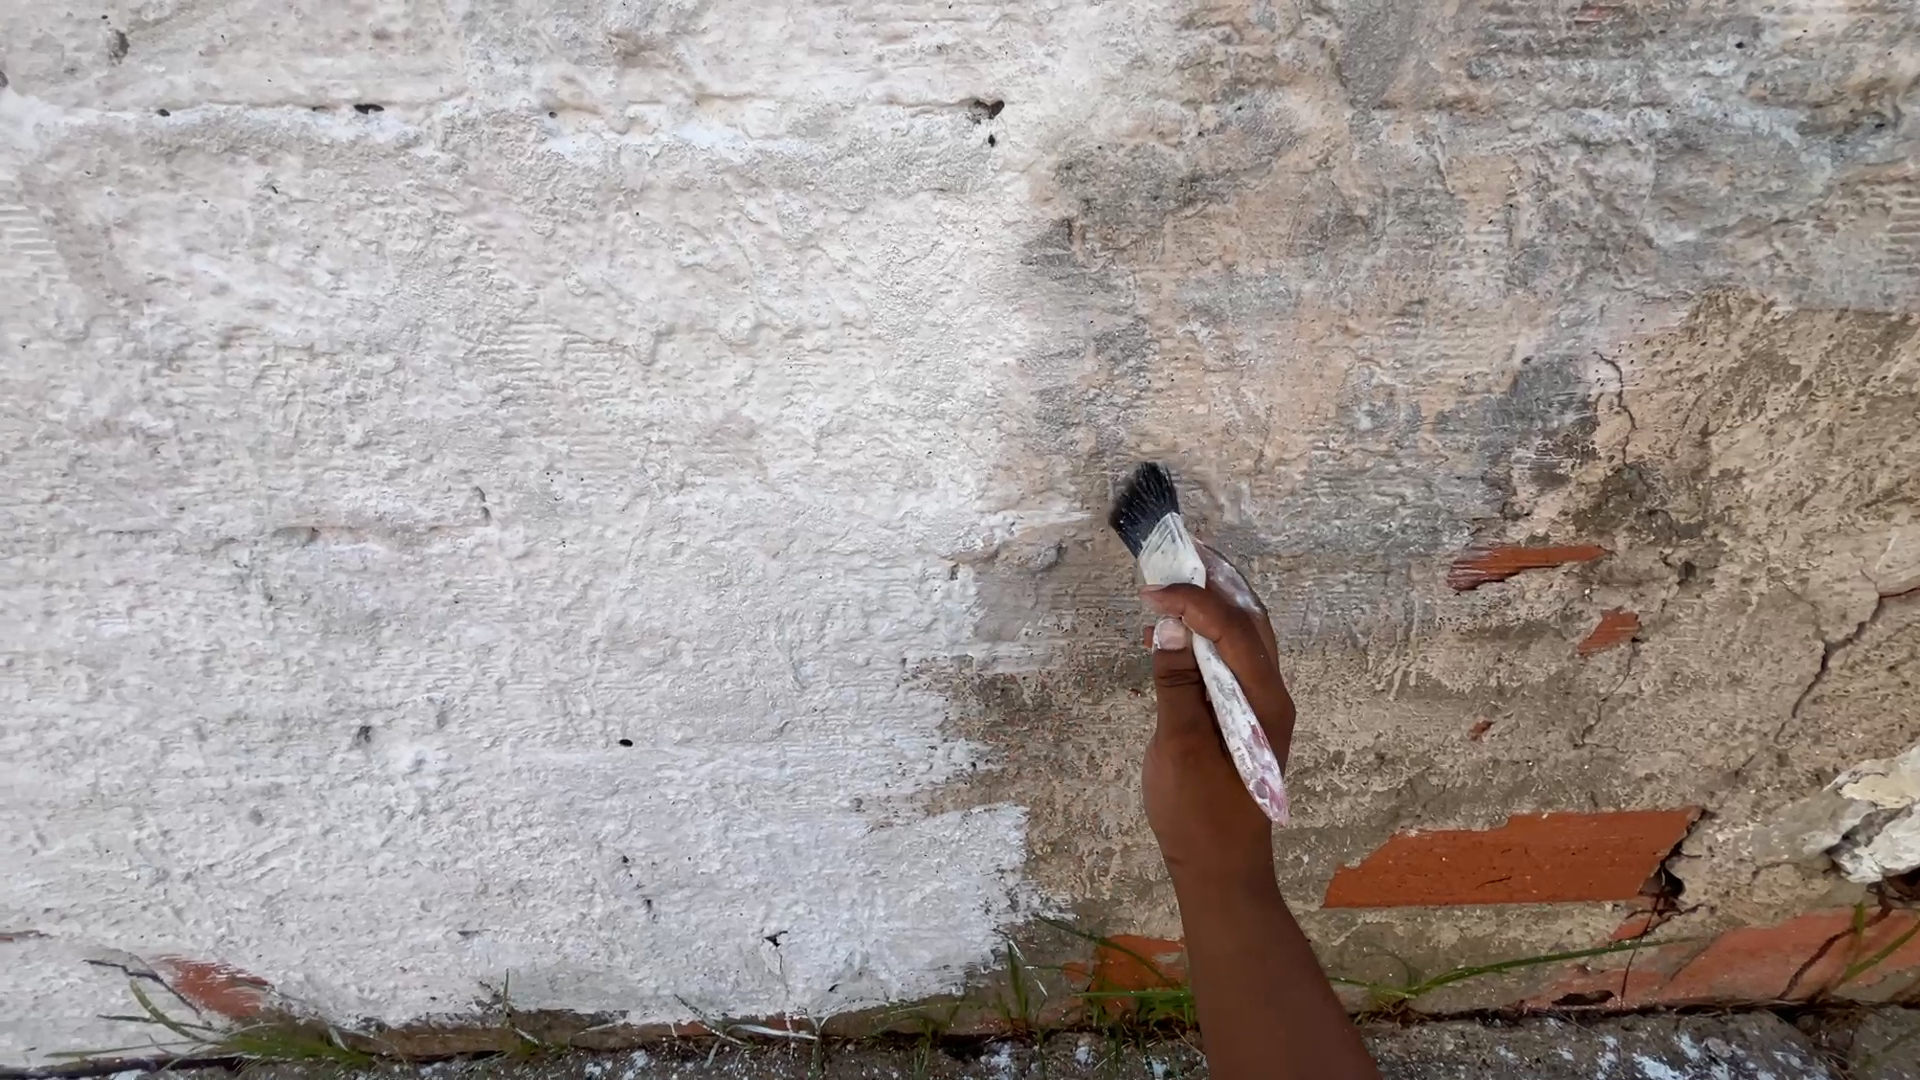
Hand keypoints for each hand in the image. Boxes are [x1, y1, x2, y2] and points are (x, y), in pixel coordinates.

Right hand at [1138, 545, 1295, 887]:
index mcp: (1264, 703)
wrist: (1221, 868)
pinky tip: (1176, 626)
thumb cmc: (1199, 814)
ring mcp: (1260, 702)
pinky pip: (1231, 653)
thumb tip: (1168, 625)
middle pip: (1251, 619)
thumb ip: (1176, 684)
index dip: (1193, 603)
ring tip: (1182, 569)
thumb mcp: (1179, 748)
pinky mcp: (1243, 710)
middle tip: (1182, 548)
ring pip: (1245, 632)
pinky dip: (1207, 627)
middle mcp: (1271, 694)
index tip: (1151, 590)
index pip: (1233, 631)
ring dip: (1216, 596)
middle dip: (1218, 579)